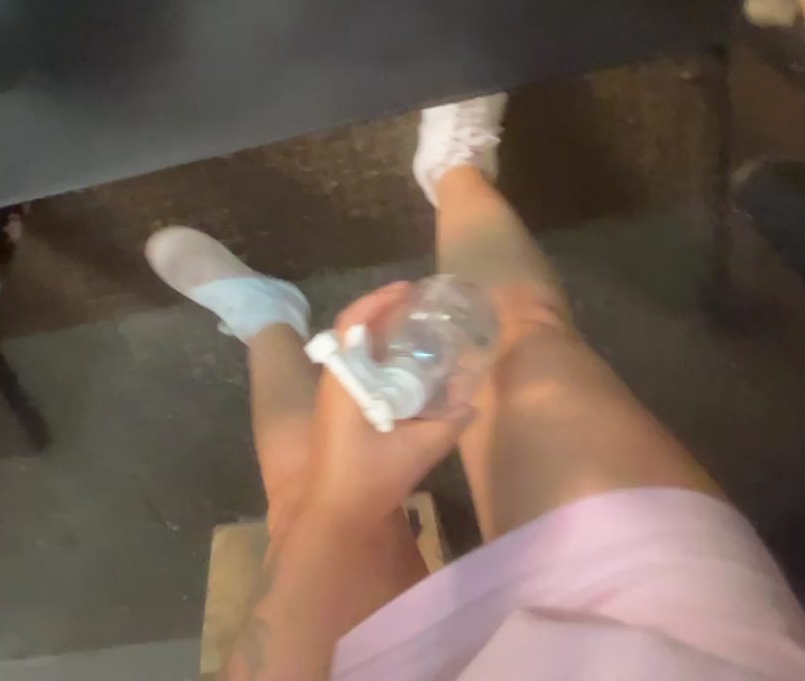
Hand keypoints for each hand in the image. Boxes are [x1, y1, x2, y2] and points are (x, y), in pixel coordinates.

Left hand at [297, 283, 477, 525]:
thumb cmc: (366, 478)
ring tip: (416, 328)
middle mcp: (336, 380)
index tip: (406, 289)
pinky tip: (405, 368)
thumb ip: (446, 426)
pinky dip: (380, 359)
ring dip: (381, 336)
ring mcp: (334, 396)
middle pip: (355, 332)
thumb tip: (471, 404)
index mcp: (345, 380)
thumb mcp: (415, 452)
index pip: (353, 324)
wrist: (334, 514)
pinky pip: (359, 370)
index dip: (376, 301)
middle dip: (383, 313)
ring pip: (356, 352)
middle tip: (419, 306)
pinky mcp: (339, 411)